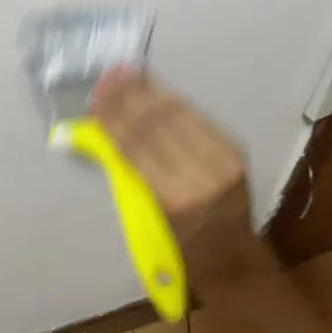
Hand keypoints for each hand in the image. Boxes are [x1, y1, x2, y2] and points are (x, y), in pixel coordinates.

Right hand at [91, 69, 276, 284]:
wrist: (233, 260)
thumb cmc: (180, 250)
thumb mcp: (149, 220)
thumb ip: (132, 176)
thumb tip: (108, 133)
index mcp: (176, 199)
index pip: (138, 148)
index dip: (115, 119)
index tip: (96, 98)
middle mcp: (204, 174)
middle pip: (159, 125)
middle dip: (130, 98)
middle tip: (107, 76)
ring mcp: (225, 159)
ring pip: (180, 115)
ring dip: (150, 91)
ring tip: (126, 72)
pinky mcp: (236, 150)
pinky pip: (198, 118)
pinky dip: (173, 101)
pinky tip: (155, 87)